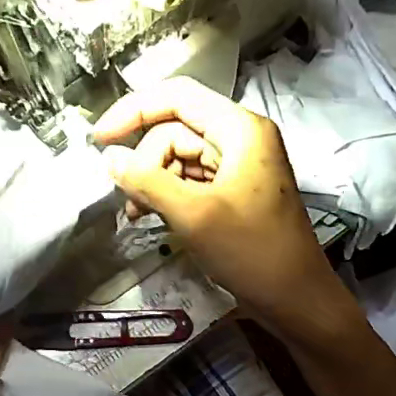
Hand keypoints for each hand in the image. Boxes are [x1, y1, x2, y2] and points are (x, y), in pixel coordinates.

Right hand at [92, 78, 346, 337]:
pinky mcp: (232, 190)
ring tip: (138, 214)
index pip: (178, 97)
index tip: (99, 139)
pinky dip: (167, 194)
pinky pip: (190, 179)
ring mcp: (237, 165)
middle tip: (129, 199)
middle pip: (175, 130)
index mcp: (240, 130)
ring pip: (178, 157)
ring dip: (153, 181)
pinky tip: (151, 216)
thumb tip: (109, 158)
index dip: (133, 111)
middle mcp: (240, 138)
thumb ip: (147, 181)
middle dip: (146, 161)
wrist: (296, 298)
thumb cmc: (252, 252)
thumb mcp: (194, 215)